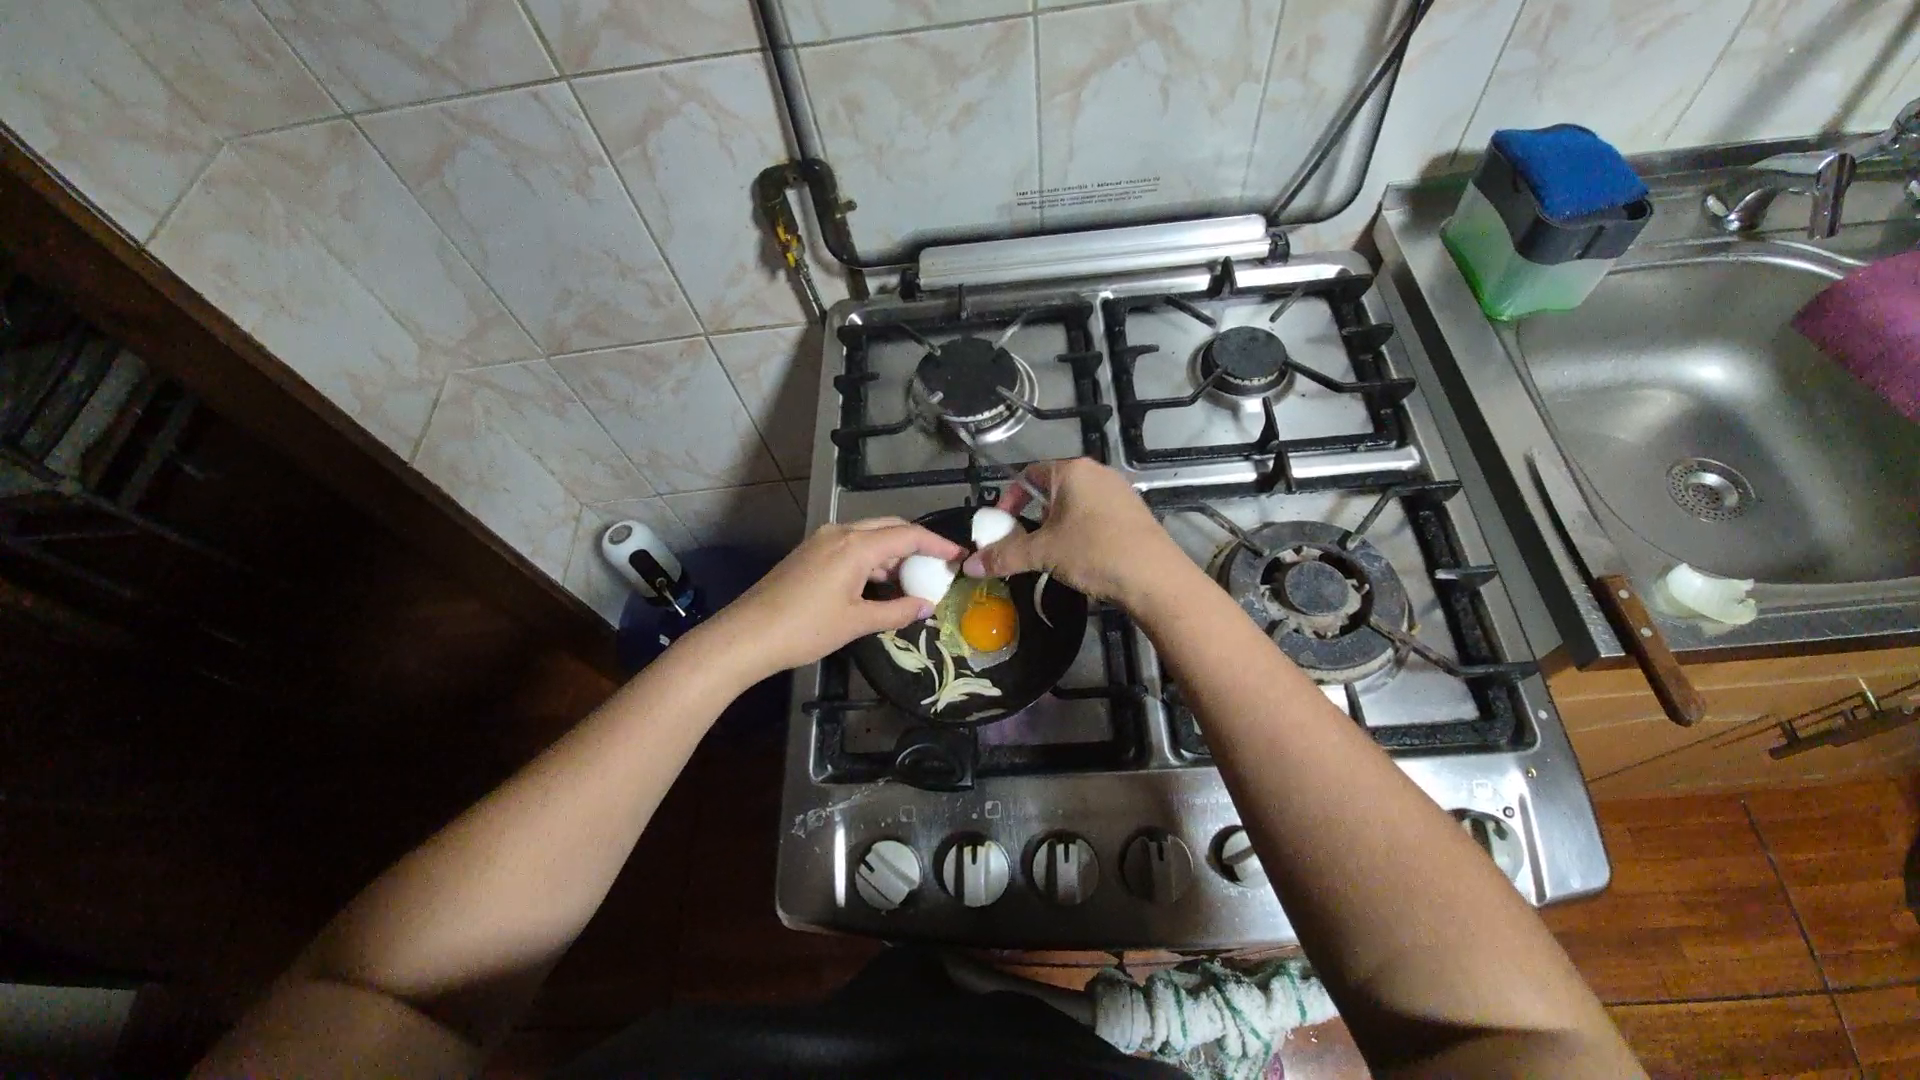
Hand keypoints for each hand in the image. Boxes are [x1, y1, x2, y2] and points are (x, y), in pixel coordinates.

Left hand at [698, 517, 966, 679]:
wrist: (747, 636)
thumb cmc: (805, 629)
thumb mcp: (857, 623)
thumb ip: (896, 611)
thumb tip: (925, 606)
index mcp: (856, 545)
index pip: (908, 534)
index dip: (937, 544)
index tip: (959, 556)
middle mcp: (840, 533)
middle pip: (889, 528)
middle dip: (916, 545)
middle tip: (937, 567)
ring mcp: (821, 541)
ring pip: (868, 537)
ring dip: (892, 555)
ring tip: (911, 581)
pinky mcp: (808, 554)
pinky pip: (850, 547)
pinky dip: (871, 561)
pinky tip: (878, 585)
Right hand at [962, 458, 1188, 604]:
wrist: (1155, 577)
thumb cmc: (1094, 552)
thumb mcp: (1043, 553)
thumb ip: (1005, 555)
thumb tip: (969, 565)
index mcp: (1072, 471)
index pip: (1029, 473)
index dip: (1011, 498)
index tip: (1003, 525)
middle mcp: (1097, 473)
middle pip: (1053, 488)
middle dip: (1034, 515)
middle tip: (1026, 542)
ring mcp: (1119, 491)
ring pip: (1076, 503)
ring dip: (1057, 525)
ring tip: (1053, 553)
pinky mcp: (1134, 512)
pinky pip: (1096, 515)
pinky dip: (1081, 530)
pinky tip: (1083, 557)